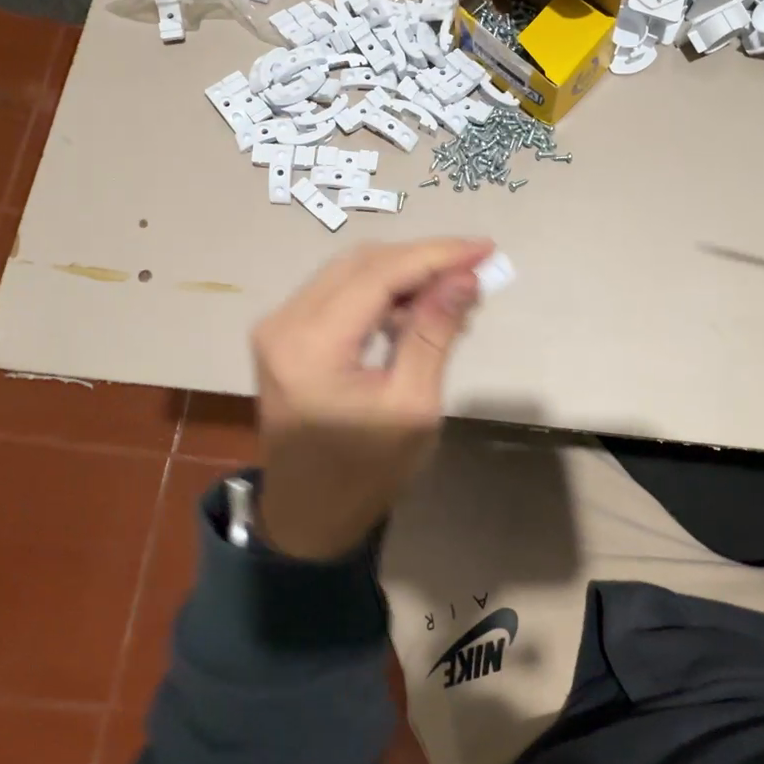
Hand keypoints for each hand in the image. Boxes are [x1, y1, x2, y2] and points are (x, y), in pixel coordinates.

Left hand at [252, 238, 492, 558]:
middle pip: (363, 263)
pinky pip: (339, 292)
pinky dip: (382, 292)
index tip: (485, 249)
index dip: (436, 256)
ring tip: (455, 292)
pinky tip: (418, 309)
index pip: (380, 274)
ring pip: (351, 271)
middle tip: (476, 269)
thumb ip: (434, 334)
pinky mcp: (285, 334)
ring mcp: (278, 326)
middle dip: (424, 259)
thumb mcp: (413, 407)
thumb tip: (465, 278)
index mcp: (311, 345)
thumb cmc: (366, 472)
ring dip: (405, 273)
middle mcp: (284, 322)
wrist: (309, 515)